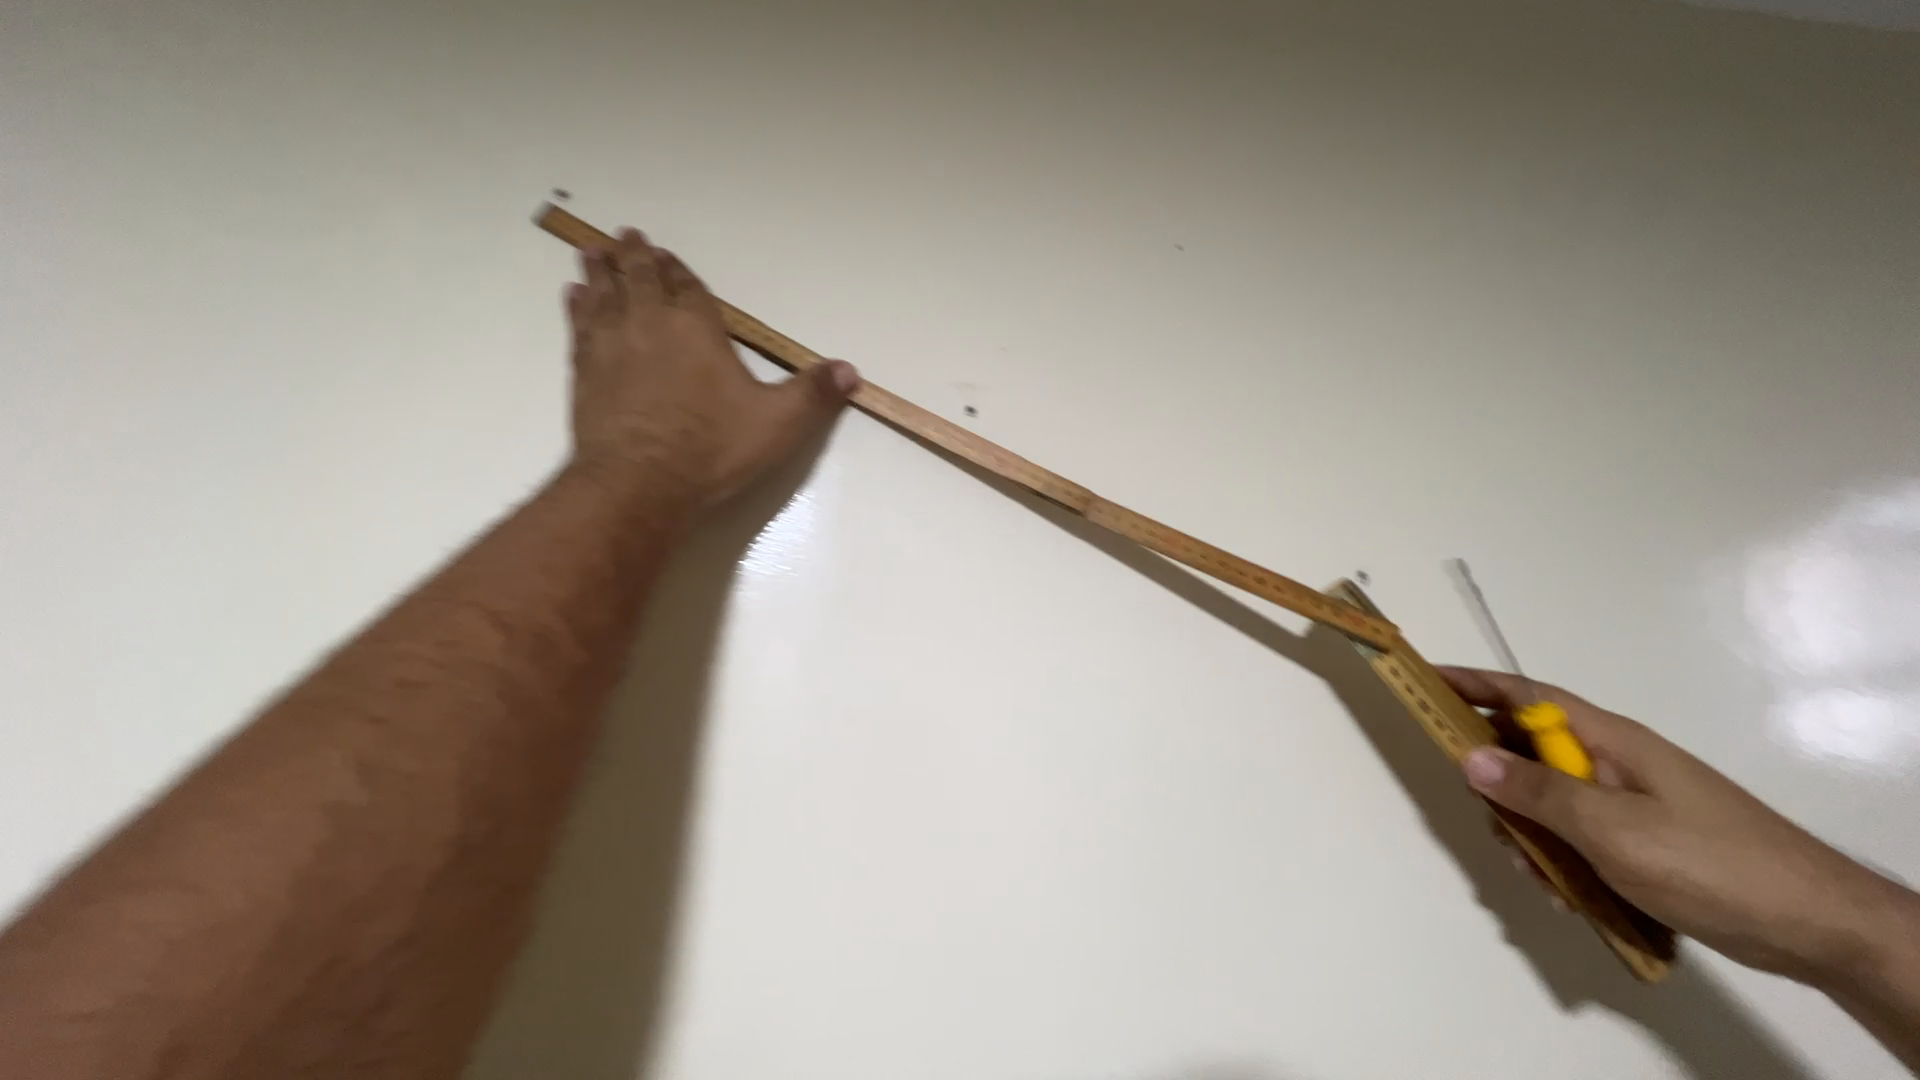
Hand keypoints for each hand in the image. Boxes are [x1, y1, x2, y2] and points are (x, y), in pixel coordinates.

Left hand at [566, 228, 858, 507]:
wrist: (639, 484)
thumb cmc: (712, 450)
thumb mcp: (779, 425)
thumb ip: (813, 395)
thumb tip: (850, 371)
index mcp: (696, 329)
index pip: (687, 289)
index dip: (679, 271)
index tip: (667, 254)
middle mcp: (650, 326)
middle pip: (640, 280)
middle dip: (636, 257)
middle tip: (626, 235)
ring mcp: (611, 348)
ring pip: (604, 296)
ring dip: (600, 272)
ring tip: (592, 253)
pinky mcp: (584, 375)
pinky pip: (579, 328)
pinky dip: (577, 309)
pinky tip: (573, 299)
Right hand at [1439, 666, 1910, 986]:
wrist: (1822, 929)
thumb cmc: (1713, 864)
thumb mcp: (1612, 830)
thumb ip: (1536, 793)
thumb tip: (1468, 756)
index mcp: (1608, 741)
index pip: (1526, 696)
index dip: (1474, 684)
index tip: (1426, 680)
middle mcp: (1614, 763)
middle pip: (1528, 752)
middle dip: (1498, 786)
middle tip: (1493, 824)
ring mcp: (1630, 802)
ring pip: (1548, 802)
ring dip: (1530, 836)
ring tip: (1543, 879)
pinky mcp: (1642, 840)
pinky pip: (1576, 836)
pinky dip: (1560, 860)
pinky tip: (1568, 895)